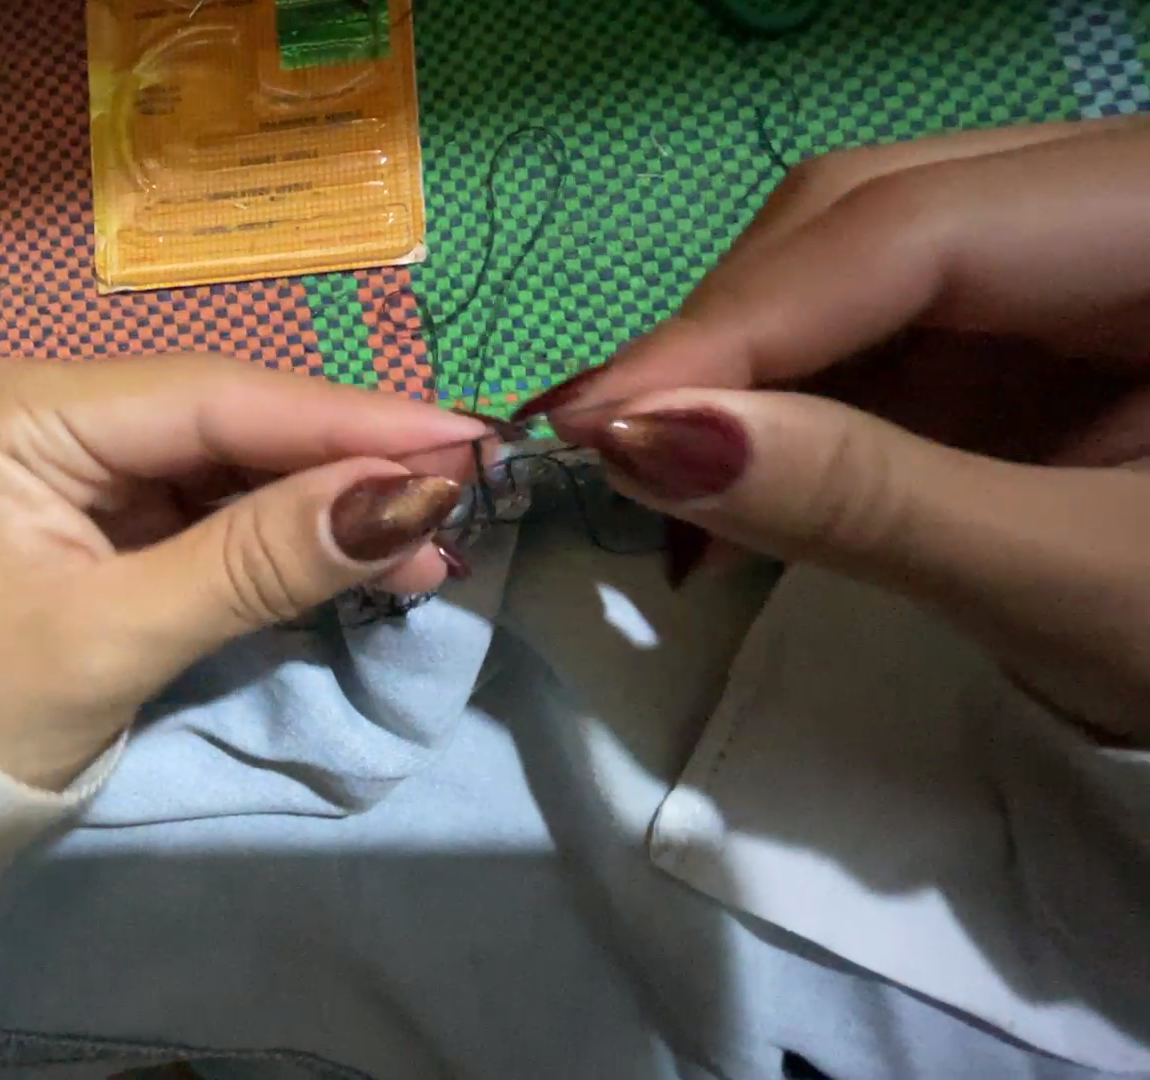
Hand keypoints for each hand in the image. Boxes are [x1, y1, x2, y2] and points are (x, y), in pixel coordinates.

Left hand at [0, 356, 482, 787]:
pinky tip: (365, 557)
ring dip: (331, 507)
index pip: (211, 400)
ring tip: (431, 543)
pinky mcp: (119, 517)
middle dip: (346, 465)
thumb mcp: (116, 636)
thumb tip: (403, 503)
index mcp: (29, 412)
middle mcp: (64, 416)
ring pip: (238, 470)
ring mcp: (95, 466)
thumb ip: (255, 564)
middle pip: (233, 426)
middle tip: (461, 492)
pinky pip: (222, 513)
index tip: (455, 443)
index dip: (341, 422)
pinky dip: (292, 540)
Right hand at [512, 118, 1149, 741]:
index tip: (588, 423)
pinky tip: (722, 485)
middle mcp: (1123, 209)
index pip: (907, 231)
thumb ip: (858, 499)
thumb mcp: (1078, 587)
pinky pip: (845, 344)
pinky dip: (761, 415)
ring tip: (655, 477)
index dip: (725, 326)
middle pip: (852, 219)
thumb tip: (633, 442)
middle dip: (714, 337)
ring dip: (722, 382)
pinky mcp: (1004, 337)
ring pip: (827, 278)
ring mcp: (1057, 271)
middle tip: (611, 439)